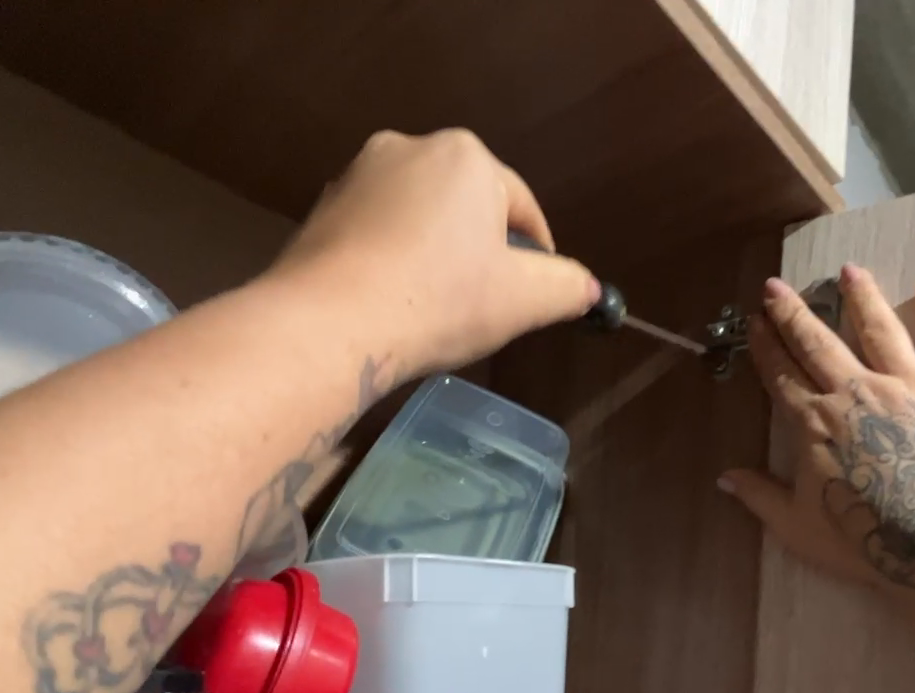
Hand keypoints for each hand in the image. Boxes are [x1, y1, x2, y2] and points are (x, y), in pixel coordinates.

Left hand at [271, 129, 600, 377]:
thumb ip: (568, 288)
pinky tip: (397, 301)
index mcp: (467, 158)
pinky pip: (381, 233)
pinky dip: (397, 261)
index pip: (522, 208)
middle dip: (483, 254)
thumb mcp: (524, 301)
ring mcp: (359, 174)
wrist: (332, 323)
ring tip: (438, 308)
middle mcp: (411, 147)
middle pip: (470, 209)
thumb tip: (589, 289)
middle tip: (486, 307)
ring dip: (439, 256)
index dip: (538, 256)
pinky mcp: (324, 207)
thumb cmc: (441, 302)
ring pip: (423, 219)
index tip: (536, 298)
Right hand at [721, 265, 914, 590]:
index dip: (766, 348)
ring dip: (860, 297)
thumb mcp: (797, 528)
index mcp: (815, 423)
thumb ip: (760, 497)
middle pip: (819, 343)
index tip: (755, 323)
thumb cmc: (865, 542)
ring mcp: (908, 383)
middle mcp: (855, 391)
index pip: (782, 376)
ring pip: (879, 329)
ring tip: (849, 270)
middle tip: (777, 286)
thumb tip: (724, 477)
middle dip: (794, 313)